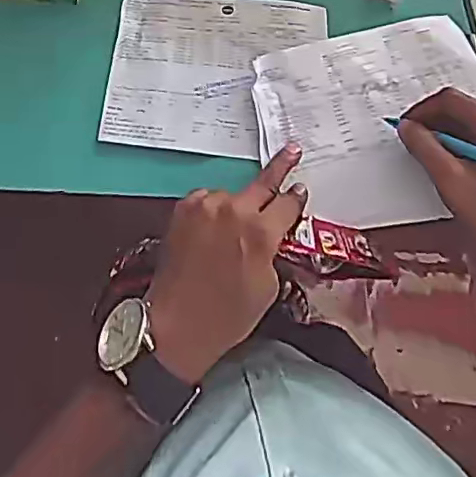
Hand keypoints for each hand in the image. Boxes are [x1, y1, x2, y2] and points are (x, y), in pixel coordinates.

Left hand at [144, 144, 308, 383]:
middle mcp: (234, 210)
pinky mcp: (185, 207)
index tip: (299, 190)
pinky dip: (214, 211)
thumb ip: (274, 249)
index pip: (287, 203)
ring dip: (238, 206)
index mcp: (260, 232)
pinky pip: (209, 200)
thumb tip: (276, 231)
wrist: (176, 325)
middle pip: (263, 183)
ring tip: (230, 233)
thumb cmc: (228, 315)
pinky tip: (211, 231)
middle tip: (291, 151)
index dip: (296, 199)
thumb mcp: (268, 285)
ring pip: (232, 196)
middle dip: (281, 167)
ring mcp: (206, 206)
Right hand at [396, 88, 475, 261]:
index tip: (404, 126)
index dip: (423, 110)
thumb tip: (406, 126)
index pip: (452, 100)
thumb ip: (424, 147)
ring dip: (437, 131)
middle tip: (410, 138)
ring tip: (421, 150)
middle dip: (429, 120)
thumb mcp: (450, 178)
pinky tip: (438, 158)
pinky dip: (448, 141)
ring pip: (459, 120)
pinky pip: (467, 133)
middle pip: (456, 107)